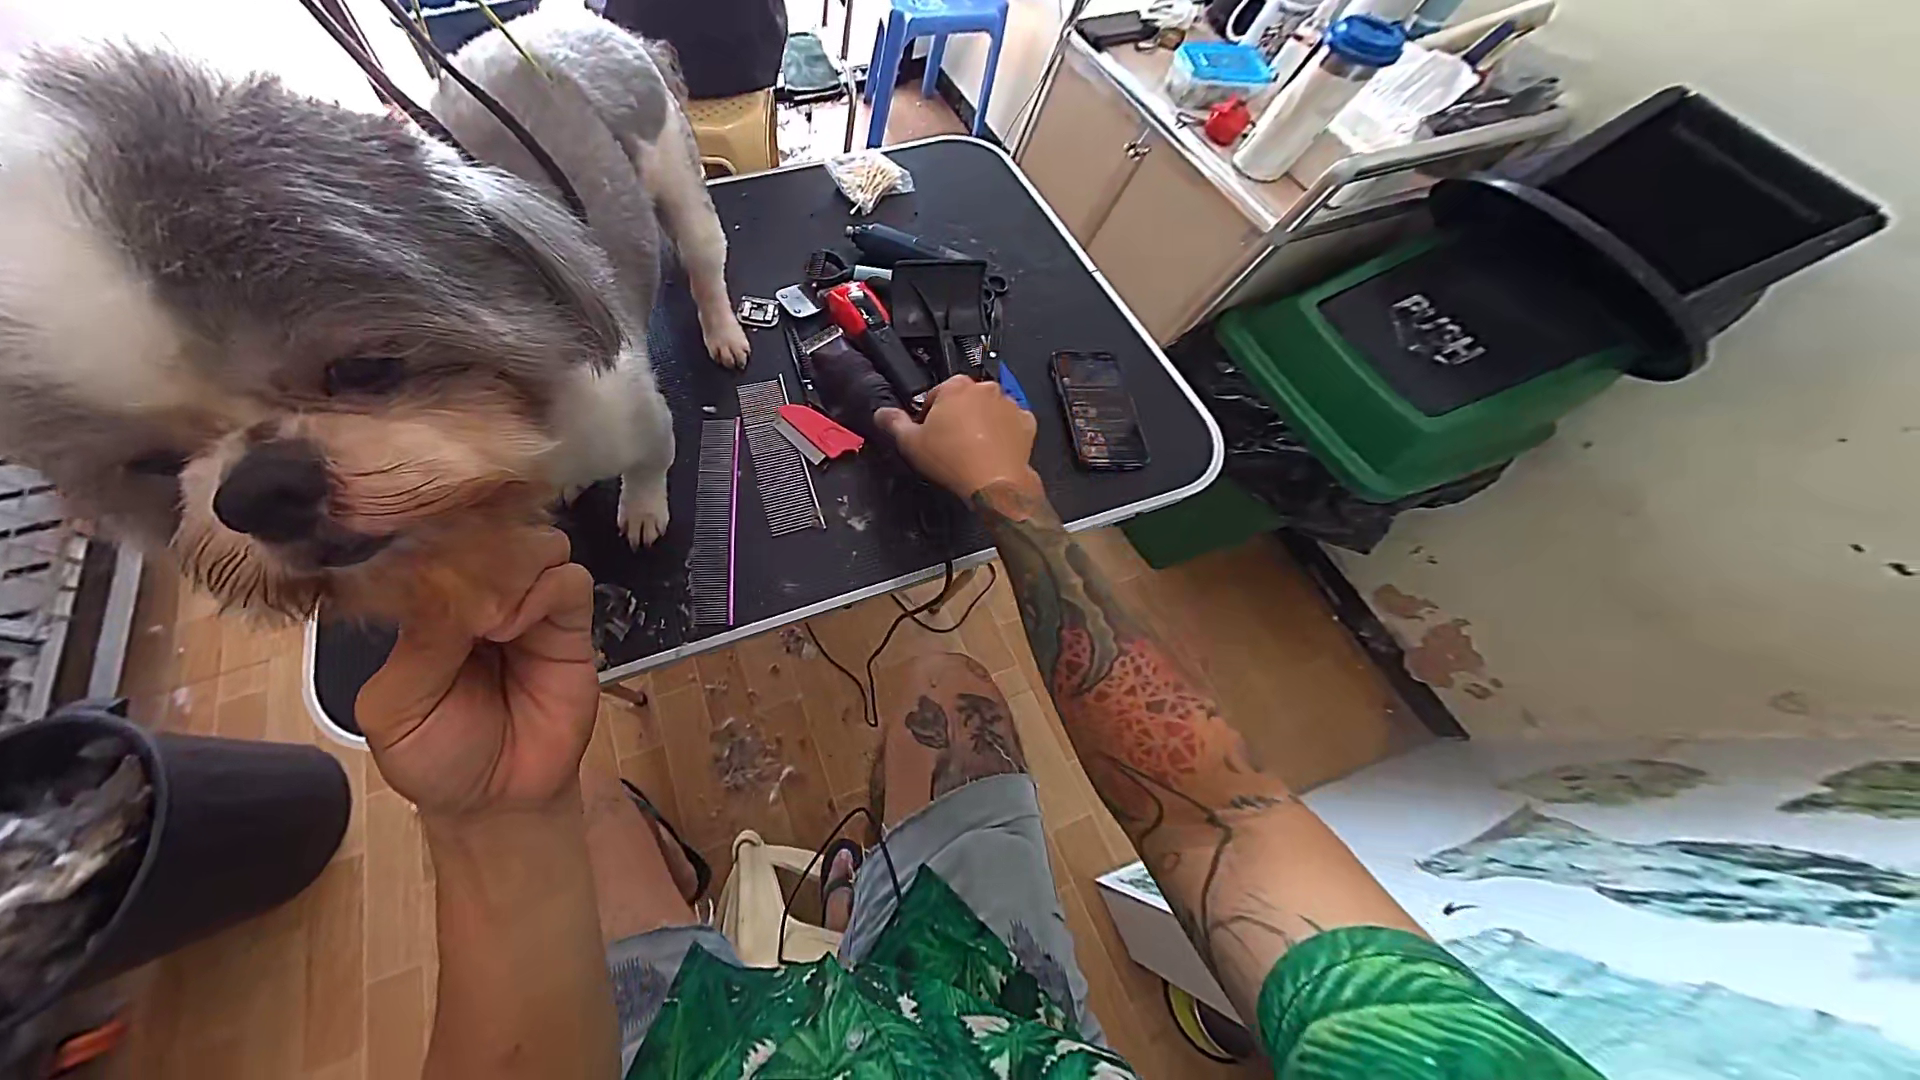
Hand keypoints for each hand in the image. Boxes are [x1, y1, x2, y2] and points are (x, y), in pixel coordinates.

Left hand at [355, 527, 599, 820]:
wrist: (502, 795)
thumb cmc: (438, 757)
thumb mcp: (398, 708)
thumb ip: (422, 645)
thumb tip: (453, 586)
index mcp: (427, 610)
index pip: (435, 549)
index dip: (434, 547)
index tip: (425, 569)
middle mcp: (483, 599)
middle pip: (496, 535)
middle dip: (481, 556)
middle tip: (466, 602)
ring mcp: (532, 610)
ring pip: (541, 546)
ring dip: (516, 570)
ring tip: (494, 621)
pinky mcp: (573, 627)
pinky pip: (572, 581)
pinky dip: (547, 591)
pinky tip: (519, 625)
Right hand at [876, 375, 1039, 498]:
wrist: (995, 484)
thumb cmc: (954, 461)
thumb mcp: (911, 443)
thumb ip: (894, 423)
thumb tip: (882, 413)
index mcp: (955, 387)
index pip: (937, 393)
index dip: (931, 413)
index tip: (930, 431)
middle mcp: (985, 389)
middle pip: (966, 399)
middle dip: (958, 415)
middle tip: (950, 443)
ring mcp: (1008, 404)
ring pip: (990, 409)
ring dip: (981, 422)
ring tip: (972, 449)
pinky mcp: (1026, 422)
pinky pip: (1011, 423)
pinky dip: (1004, 433)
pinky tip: (992, 451)